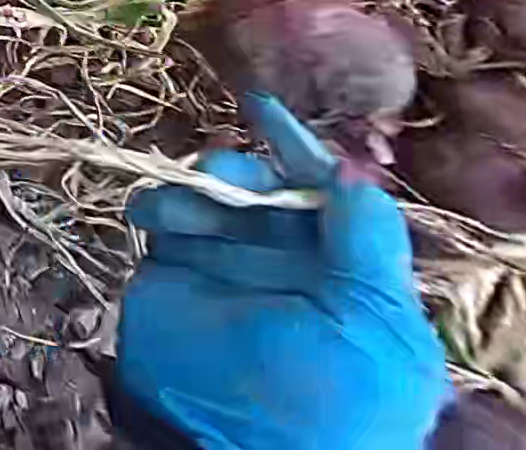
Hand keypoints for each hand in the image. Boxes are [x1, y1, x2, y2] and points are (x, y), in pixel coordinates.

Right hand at [114, 94, 447, 449]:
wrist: (214, 444)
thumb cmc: (314, 398)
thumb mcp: (373, 334)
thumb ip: (368, 249)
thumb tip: (354, 173)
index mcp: (346, 276)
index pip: (329, 197)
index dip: (301, 150)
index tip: (264, 108)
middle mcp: (289, 260)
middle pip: (265, 185)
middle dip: (241, 171)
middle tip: (219, 173)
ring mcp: (228, 259)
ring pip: (212, 191)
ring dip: (195, 189)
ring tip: (177, 214)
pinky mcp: (174, 259)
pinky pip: (164, 209)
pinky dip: (157, 203)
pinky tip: (152, 218)